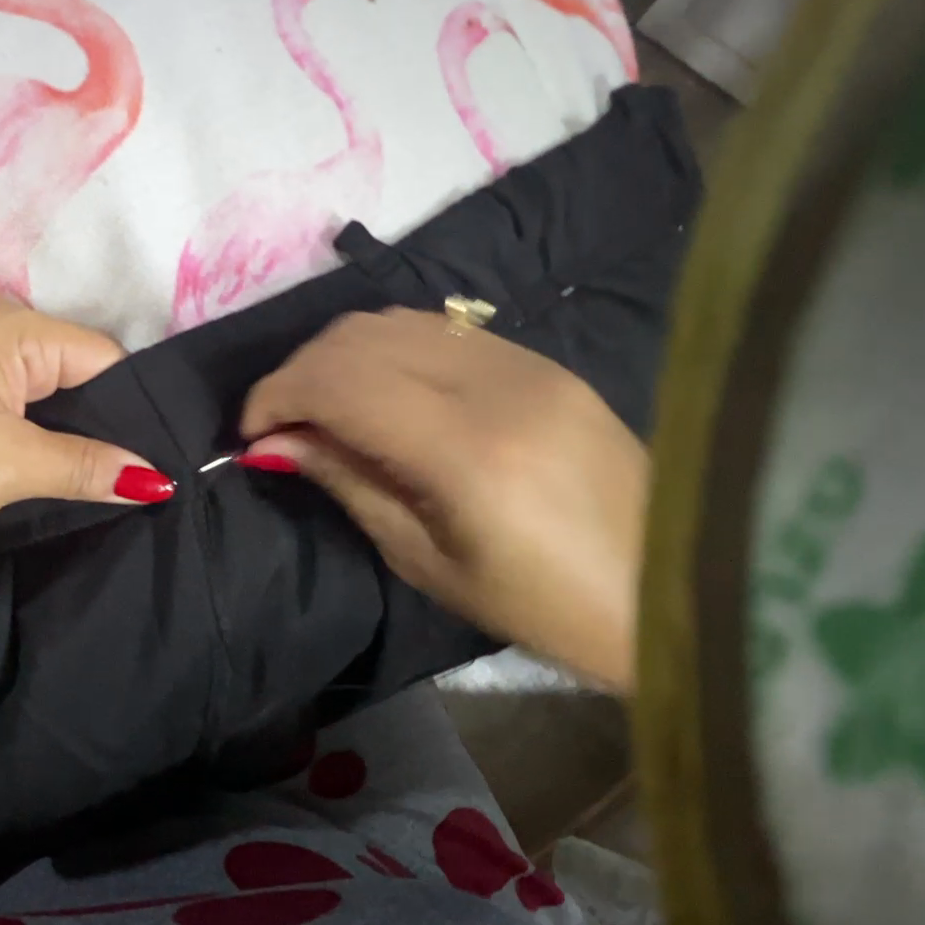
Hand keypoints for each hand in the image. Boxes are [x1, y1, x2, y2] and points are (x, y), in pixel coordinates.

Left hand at [0, 296, 173, 545]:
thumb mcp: (8, 465)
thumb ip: (87, 466)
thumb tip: (157, 478)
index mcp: (8, 325)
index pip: (102, 358)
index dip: (134, 410)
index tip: (159, 464)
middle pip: (74, 370)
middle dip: (101, 423)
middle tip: (136, 480)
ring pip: (42, 391)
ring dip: (66, 433)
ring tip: (99, 480)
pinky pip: (9, 402)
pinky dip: (31, 433)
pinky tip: (46, 468)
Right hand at [238, 307, 647, 690]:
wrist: (674, 588)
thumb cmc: (538, 603)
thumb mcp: (422, 558)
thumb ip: (345, 481)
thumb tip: (271, 445)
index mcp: (467, 449)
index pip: (341, 382)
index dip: (277, 396)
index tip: (250, 434)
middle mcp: (497, 383)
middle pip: (360, 338)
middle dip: (297, 373)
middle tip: (277, 424)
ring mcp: (526, 363)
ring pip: (395, 321)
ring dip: (337, 355)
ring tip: (317, 407)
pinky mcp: (542, 361)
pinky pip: (437, 330)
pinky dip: (383, 350)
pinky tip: (373, 391)